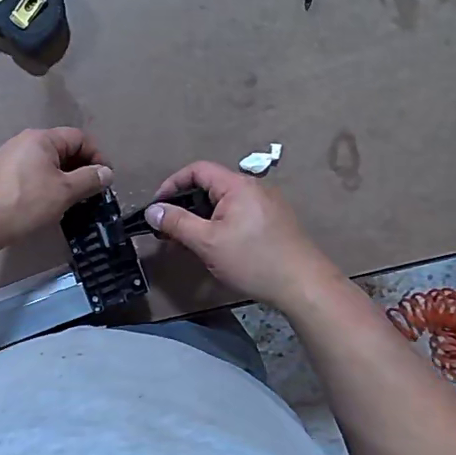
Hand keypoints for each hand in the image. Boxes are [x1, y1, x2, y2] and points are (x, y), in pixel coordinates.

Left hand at [0, 128, 112, 252]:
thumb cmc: (25, 203)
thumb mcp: (64, 192)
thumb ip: (89, 179)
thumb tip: (106, 172)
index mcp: (41, 138)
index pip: (79, 138)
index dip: (97, 157)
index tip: (105, 181)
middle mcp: (24, 142)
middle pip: (63, 149)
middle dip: (81, 169)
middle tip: (91, 193)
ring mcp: (10, 158)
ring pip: (48, 164)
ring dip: (65, 179)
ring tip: (73, 201)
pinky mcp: (2, 175)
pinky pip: (33, 173)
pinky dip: (47, 184)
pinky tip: (49, 203)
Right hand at [144, 161, 337, 309]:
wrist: (302, 284)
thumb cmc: (253, 260)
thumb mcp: (207, 242)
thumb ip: (177, 223)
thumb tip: (152, 210)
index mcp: (237, 185)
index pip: (197, 170)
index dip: (172, 184)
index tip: (157, 207)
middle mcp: (254, 188)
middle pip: (210, 186)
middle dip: (184, 205)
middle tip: (168, 230)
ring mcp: (267, 205)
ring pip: (224, 203)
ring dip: (200, 218)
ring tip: (187, 242)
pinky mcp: (274, 222)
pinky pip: (238, 215)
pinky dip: (219, 225)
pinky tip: (214, 248)